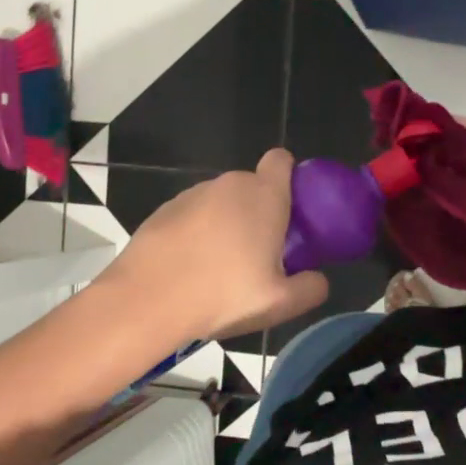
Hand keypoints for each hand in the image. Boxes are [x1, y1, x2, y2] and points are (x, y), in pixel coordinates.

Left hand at [99, 149, 329, 341]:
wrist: (147, 302)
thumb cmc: (223, 296)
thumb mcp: (280, 303)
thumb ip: (310, 288)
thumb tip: (318, 280)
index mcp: (264, 196)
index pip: (282, 161)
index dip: (289, 179)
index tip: (291, 212)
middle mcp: (229, 185)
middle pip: (252, 188)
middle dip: (259, 213)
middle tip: (260, 256)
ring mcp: (191, 195)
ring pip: (221, 204)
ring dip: (226, 225)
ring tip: (220, 269)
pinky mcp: (163, 211)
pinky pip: (192, 217)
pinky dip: (196, 235)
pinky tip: (190, 269)